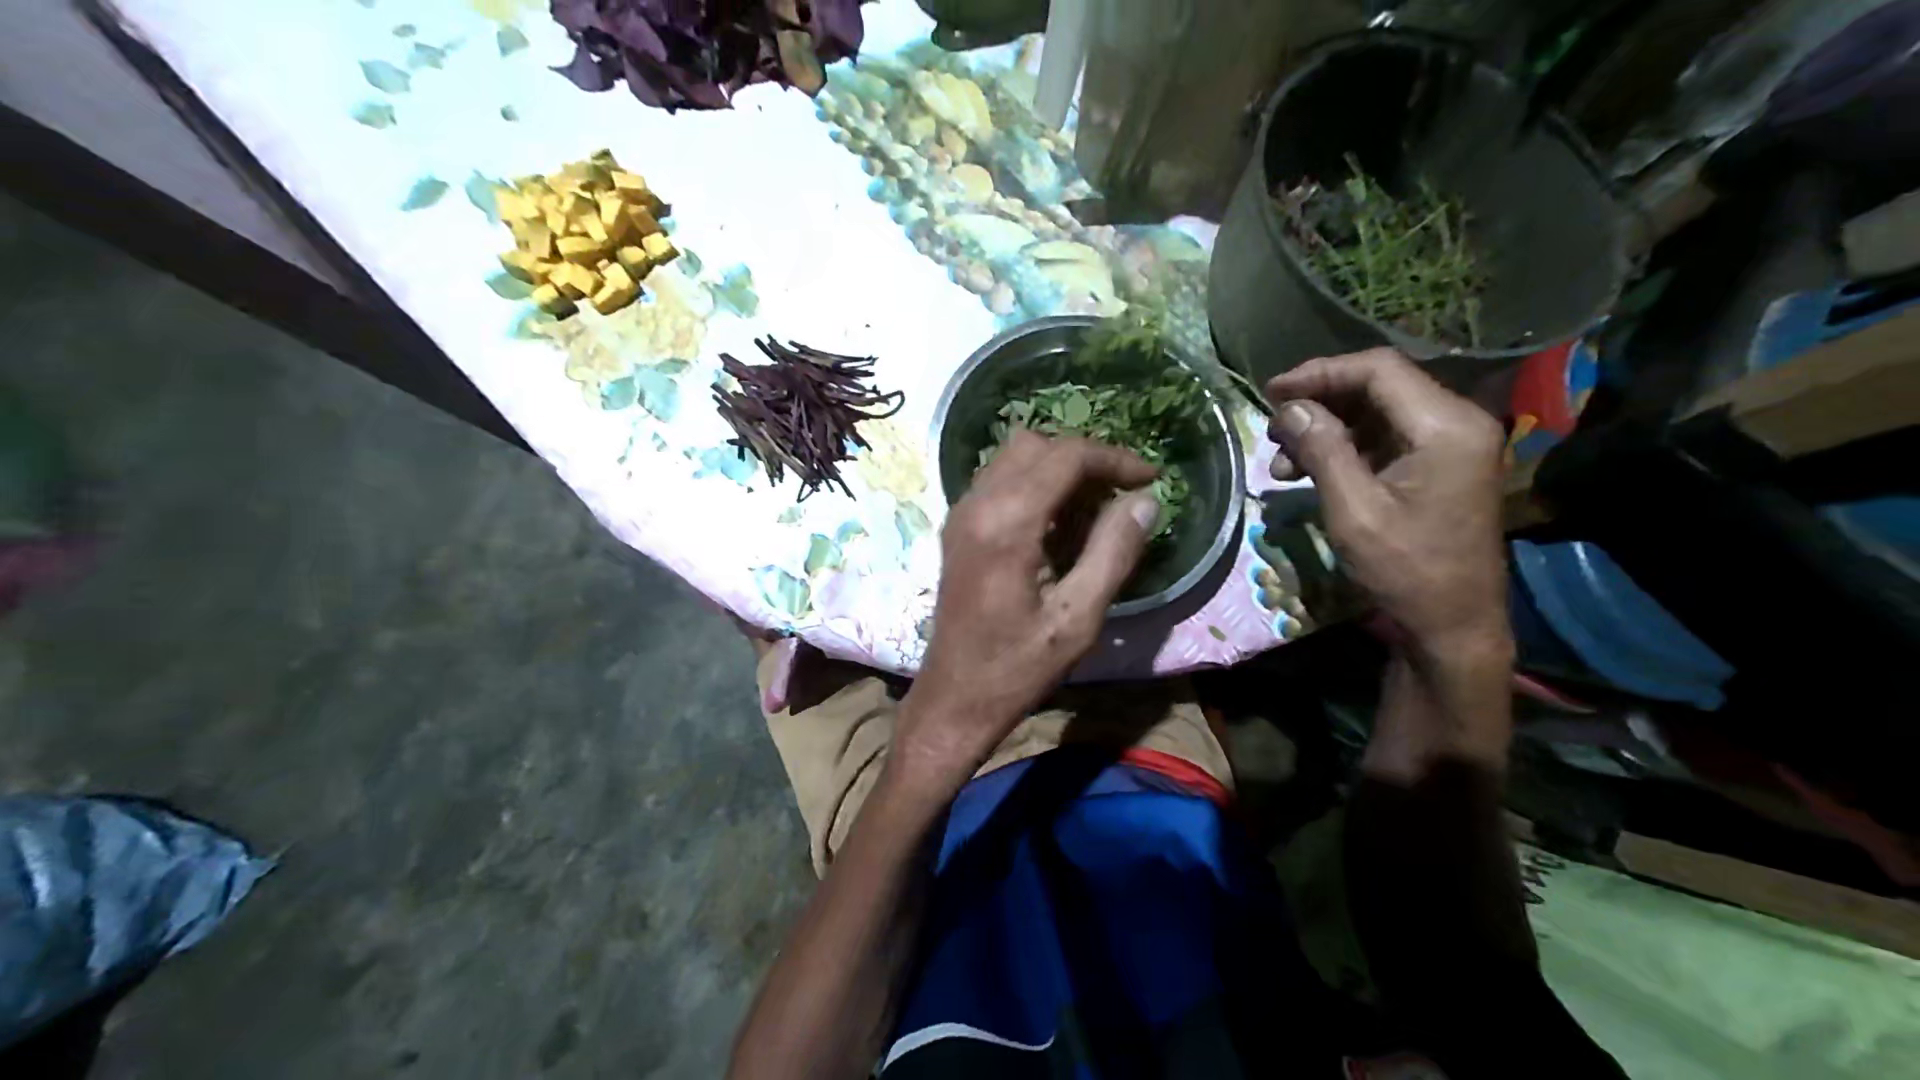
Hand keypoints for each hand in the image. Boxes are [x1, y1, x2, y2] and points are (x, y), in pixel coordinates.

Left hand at [899, 429, 1160, 782]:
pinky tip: (1059, 523)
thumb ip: (1113, 552)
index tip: (1150, 477)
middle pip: (1036, 445)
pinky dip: (1034, 483)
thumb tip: (1144, 500)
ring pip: (1014, 457)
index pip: (1065, 457)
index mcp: (1006, 524)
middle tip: (1122, 492)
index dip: (1113, 458)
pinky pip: (999, 481)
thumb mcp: (1078, 618)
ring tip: (1095, 507)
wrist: (955, 697)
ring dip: (1058, 468)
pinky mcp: (957, 527)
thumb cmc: (1017, 667)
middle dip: (1085, 458)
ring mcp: (961, 514)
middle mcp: (976, 505)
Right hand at [1264, 349, 1508, 658]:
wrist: (1453, 624)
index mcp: (1446, 427)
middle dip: (1319, 401)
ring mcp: (1451, 444)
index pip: (1378, 370)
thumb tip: (1289, 408)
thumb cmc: (1406, 570)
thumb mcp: (1354, 510)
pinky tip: (1308, 471)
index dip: (1320, 373)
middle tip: (1272, 428)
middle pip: (1379, 386)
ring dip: (1326, 427)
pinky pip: (1385, 438)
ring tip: (1282, 460)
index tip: (1271, 392)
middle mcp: (1457, 422)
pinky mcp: (1439, 465)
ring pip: (1377, 412)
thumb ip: (1322, 450)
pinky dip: (1344, 448)